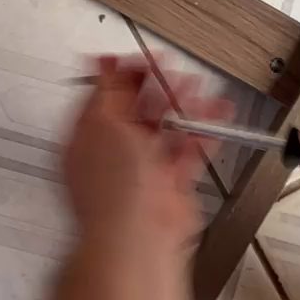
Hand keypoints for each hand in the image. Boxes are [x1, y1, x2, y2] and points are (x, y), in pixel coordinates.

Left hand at [61, 57, 229, 249]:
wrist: (138, 240)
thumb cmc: (111, 193)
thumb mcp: (103, 124)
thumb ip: (107, 90)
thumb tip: (102, 62)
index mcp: (85, 137)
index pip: (104, 95)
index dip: (125, 73)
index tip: (147, 60)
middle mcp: (110, 153)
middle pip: (137, 110)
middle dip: (160, 89)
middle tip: (178, 76)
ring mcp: (140, 171)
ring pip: (165, 129)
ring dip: (185, 108)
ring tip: (202, 92)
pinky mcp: (168, 185)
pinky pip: (186, 152)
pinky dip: (201, 134)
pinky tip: (213, 118)